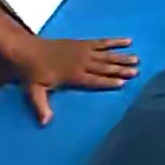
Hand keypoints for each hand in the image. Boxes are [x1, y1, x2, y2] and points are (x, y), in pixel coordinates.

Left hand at [10, 37, 139, 124]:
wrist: (28, 50)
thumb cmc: (32, 73)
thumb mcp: (33, 92)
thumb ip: (41, 107)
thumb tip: (45, 123)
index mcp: (72, 75)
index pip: (94, 80)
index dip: (108, 81)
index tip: (122, 83)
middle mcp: (82, 62)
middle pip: (105, 67)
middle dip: (121, 69)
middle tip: (136, 71)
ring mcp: (84, 51)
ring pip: (107, 55)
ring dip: (122, 57)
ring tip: (136, 59)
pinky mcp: (84, 43)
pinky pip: (103, 42)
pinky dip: (115, 42)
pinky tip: (127, 41)